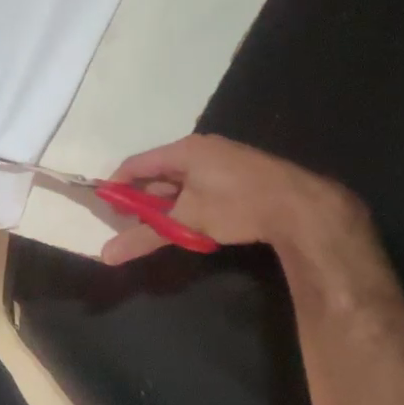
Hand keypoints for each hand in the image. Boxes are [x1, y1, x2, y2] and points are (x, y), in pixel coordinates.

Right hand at [99, 135, 360, 263]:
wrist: (298, 206)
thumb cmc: (237, 205)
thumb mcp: (185, 222)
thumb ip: (144, 237)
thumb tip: (105, 255)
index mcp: (184, 151)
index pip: (136, 164)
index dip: (116, 186)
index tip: (104, 209)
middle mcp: (200, 149)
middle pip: (156, 172)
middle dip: (140, 199)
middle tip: (128, 224)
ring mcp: (220, 160)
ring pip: (178, 182)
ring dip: (163, 205)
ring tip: (155, 228)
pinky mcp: (235, 175)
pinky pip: (197, 186)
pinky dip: (184, 204)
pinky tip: (186, 224)